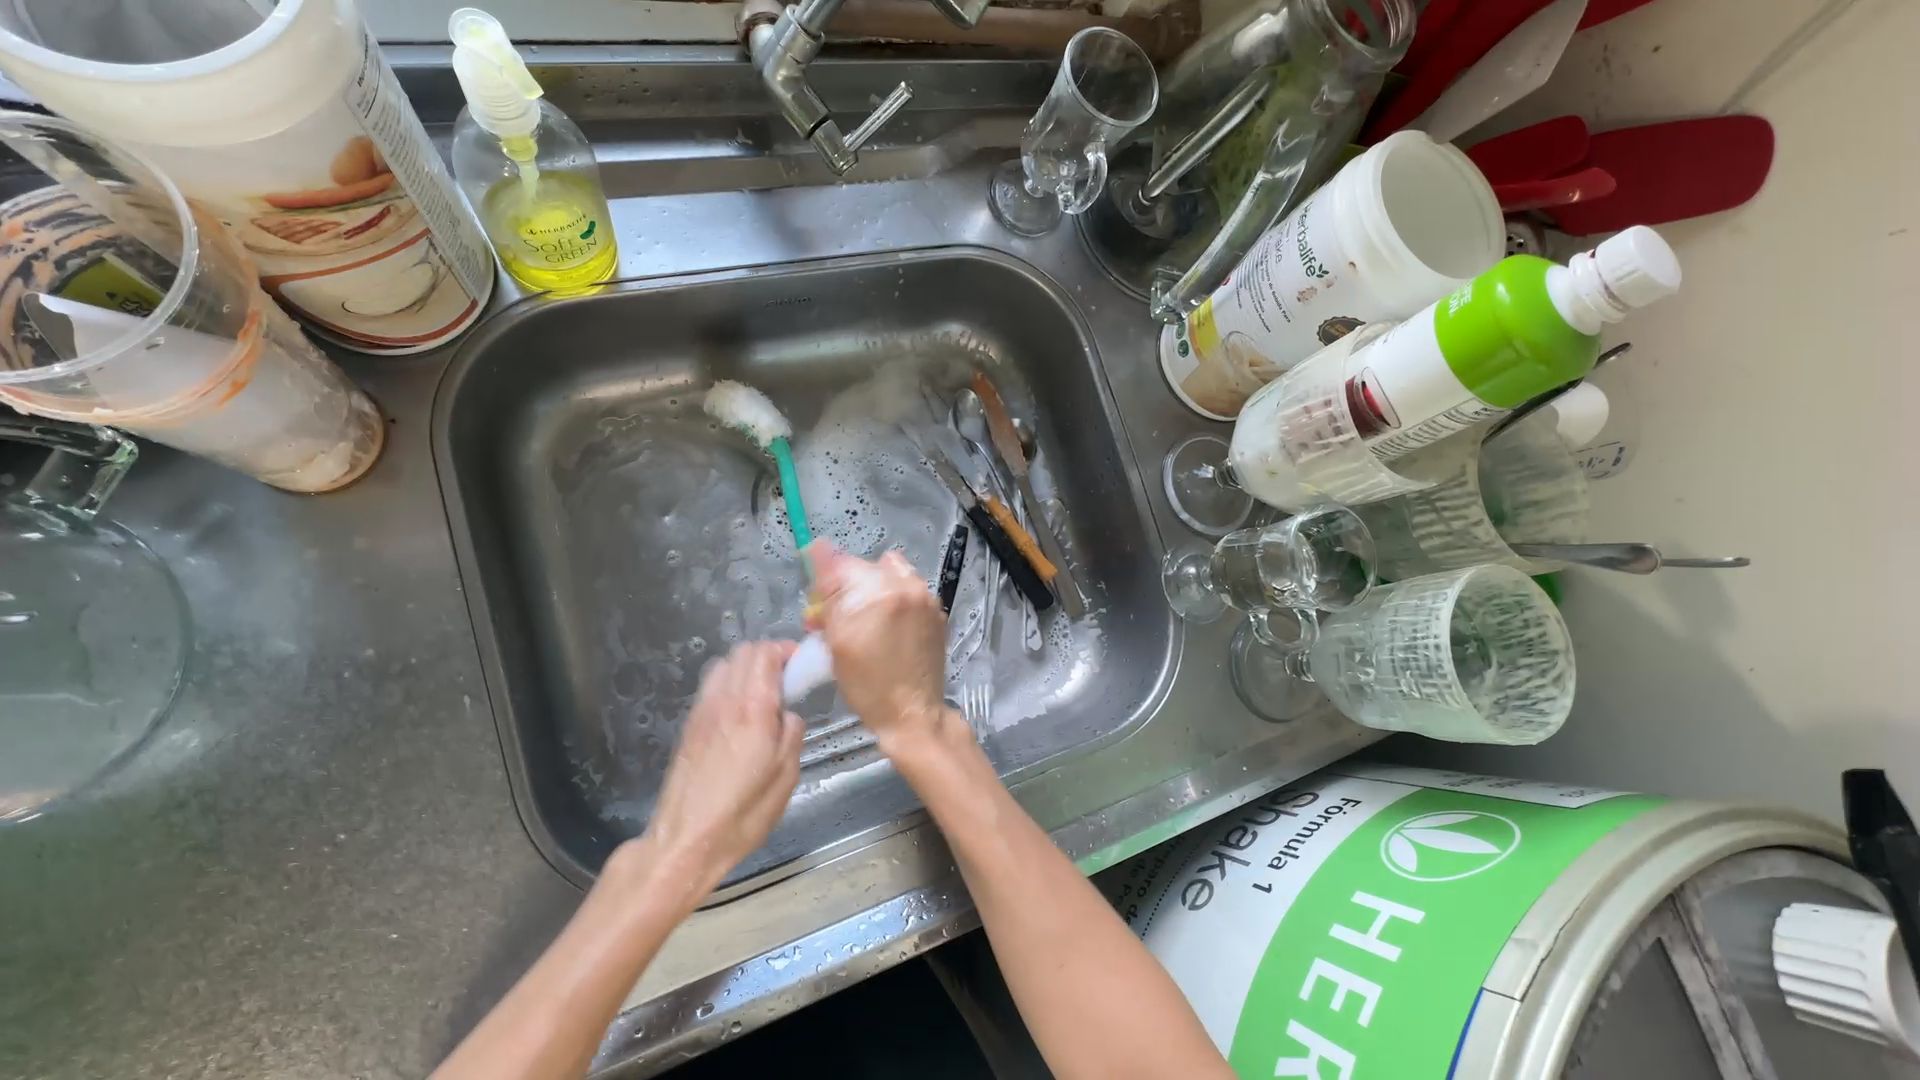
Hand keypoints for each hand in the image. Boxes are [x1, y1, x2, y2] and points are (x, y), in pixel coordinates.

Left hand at [632, 641, 803, 901]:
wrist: (685, 841)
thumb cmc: (743, 814)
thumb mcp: (785, 776)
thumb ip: (791, 734)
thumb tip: (788, 715)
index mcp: (752, 708)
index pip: (766, 653)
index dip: (788, 652)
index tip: (803, 667)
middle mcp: (724, 700)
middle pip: (743, 652)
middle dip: (768, 657)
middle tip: (787, 682)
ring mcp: (701, 711)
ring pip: (724, 665)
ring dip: (746, 668)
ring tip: (763, 696)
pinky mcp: (689, 726)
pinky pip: (711, 686)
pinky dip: (729, 685)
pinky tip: (741, 714)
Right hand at [808, 543, 950, 751]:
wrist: (913, 714)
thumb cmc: (868, 684)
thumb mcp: (838, 640)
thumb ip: (830, 591)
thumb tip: (820, 546)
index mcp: (882, 590)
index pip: (842, 564)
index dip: (825, 582)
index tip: (818, 605)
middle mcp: (909, 585)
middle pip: (867, 569)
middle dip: (847, 588)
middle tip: (833, 620)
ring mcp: (927, 599)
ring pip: (889, 577)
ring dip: (871, 592)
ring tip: (861, 624)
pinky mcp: (937, 613)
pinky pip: (908, 593)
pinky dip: (892, 603)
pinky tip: (884, 631)